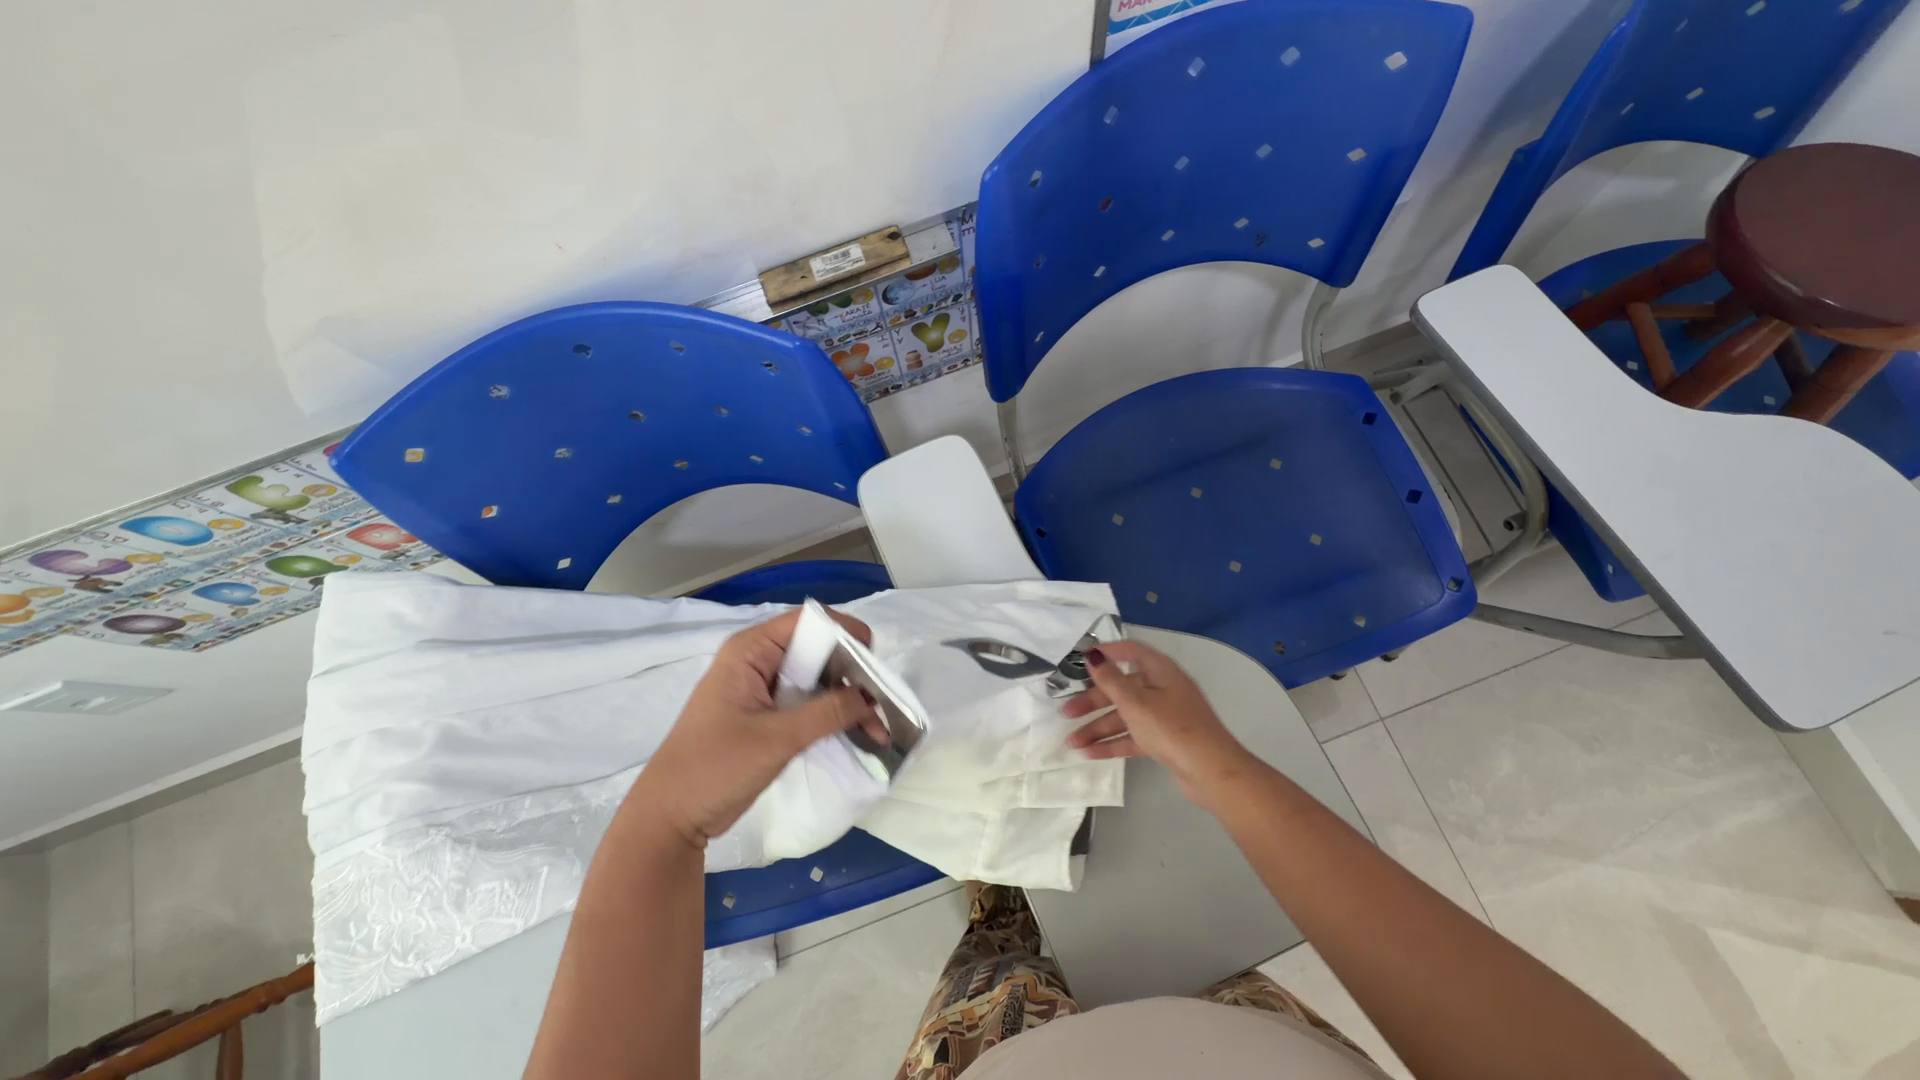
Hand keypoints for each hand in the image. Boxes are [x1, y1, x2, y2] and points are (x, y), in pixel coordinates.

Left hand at [635, 607, 885, 847]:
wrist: (670, 818)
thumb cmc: (713, 768)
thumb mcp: (776, 739)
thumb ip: (826, 713)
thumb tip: (871, 697)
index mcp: (750, 651)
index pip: (808, 622)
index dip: (844, 633)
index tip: (875, 661)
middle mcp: (757, 662)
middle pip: (817, 650)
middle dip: (853, 673)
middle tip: (884, 702)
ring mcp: (761, 690)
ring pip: (816, 680)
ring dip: (847, 700)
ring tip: (879, 728)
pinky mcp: (766, 718)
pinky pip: (808, 704)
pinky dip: (833, 716)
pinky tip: (859, 734)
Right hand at [1063, 640, 1257, 799]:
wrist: (1211, 771)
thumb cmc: (1171, 728)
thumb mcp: (1135, 702)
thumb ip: (1110, 679)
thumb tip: (1092, 654)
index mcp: (1160, 671)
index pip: (1131, 651)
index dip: (1107, 652)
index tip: (1081, 659)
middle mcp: (1163, 689)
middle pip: (1122, 688)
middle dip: (1093, 701)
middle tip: (1066, 713)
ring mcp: (1165, 716)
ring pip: (1125, 716)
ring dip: (1098, 728)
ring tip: (1072, 743)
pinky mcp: (1165, 740)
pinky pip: (1133, 736)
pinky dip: (1114, 743)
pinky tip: (1090, 754)